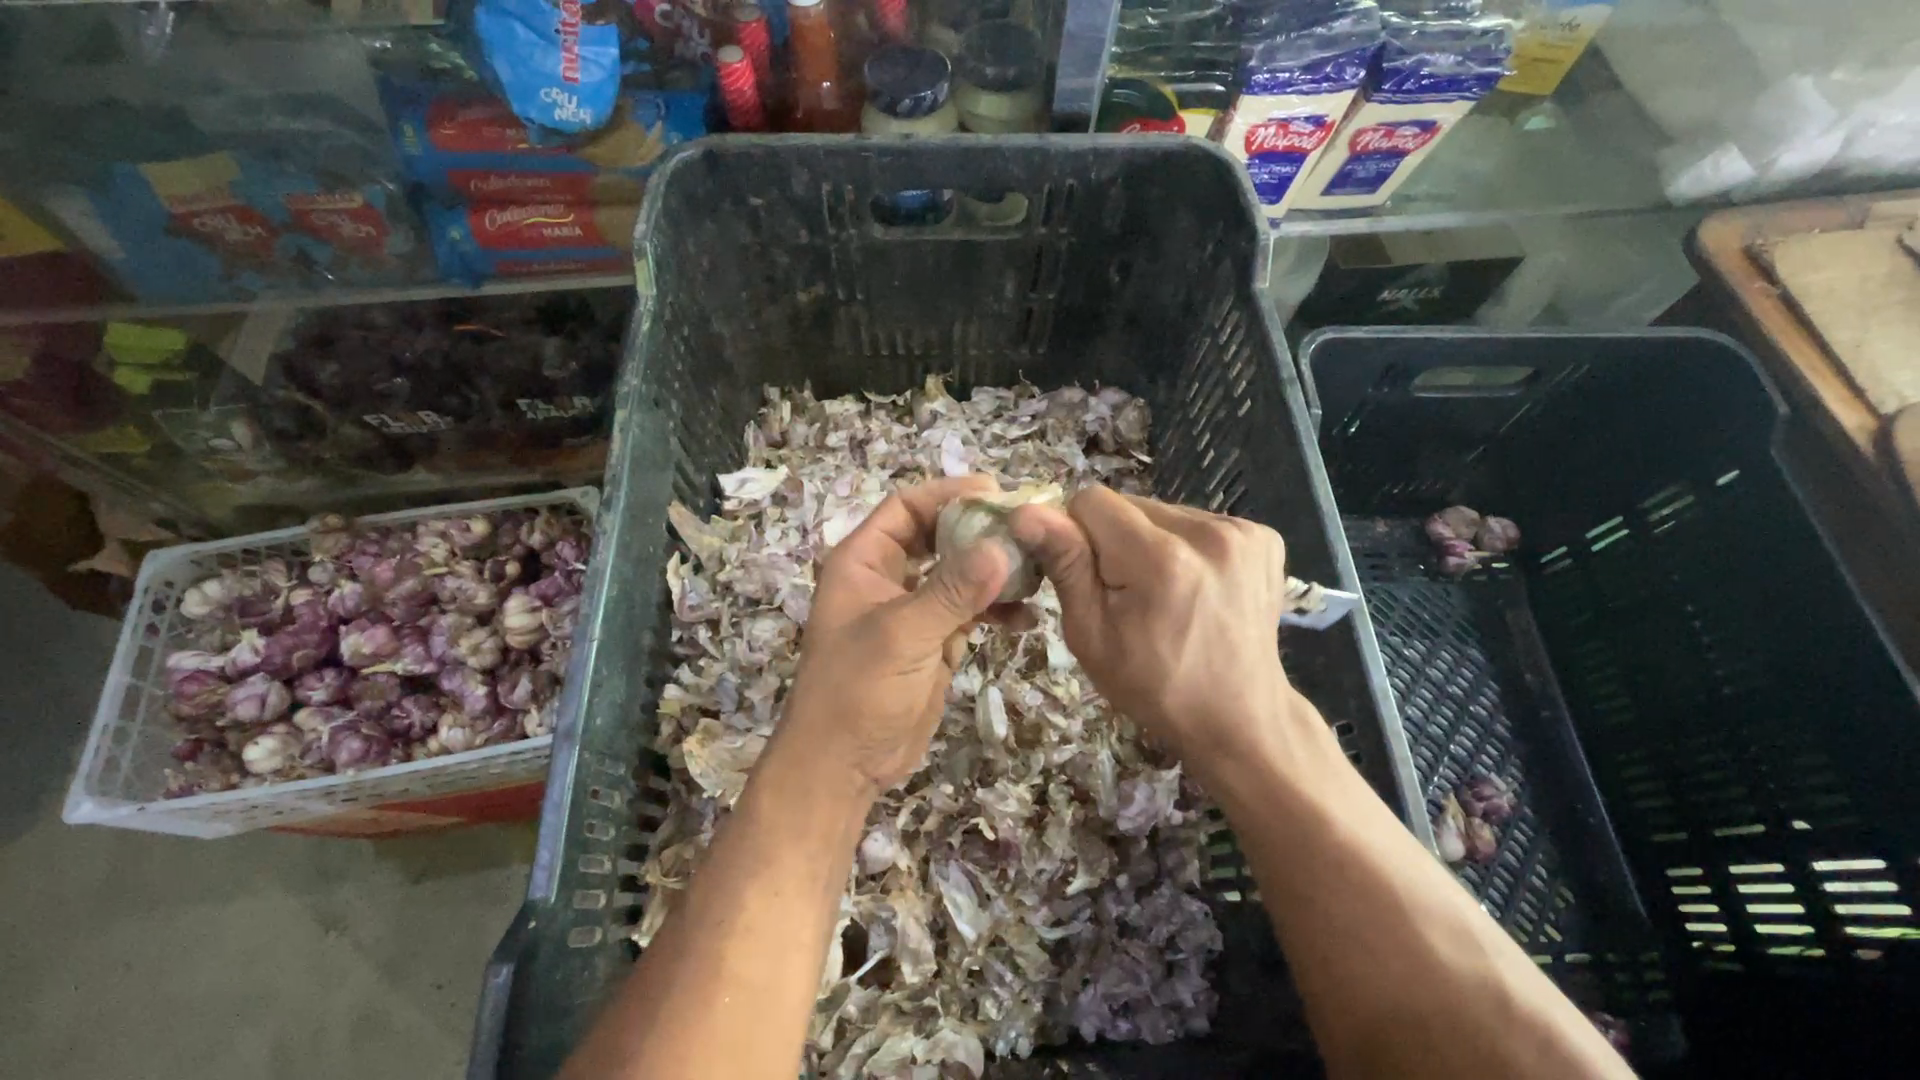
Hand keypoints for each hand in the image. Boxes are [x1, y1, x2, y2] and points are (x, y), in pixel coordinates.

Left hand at [781, 476, 1021, 795]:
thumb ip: (952, 590)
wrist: (843, 765)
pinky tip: (1026, 617)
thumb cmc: (856, 691)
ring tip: (1036, 571)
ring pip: (957, 575)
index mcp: (862, 562)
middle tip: (1027, 528)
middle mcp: (886, 579)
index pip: (906, 508)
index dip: (948, 495)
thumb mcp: (903, 635)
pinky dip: (995, 611)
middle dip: (978, 531)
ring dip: (993, 572)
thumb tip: (1001, 549)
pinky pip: (968, 613)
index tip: (997, 493)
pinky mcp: (933, 644)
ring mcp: (911, 612)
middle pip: (936, 537)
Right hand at [1009, 487, 1293, 760]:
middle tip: (1128, 594)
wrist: (1239, 717)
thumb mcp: (1091, 636)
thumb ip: (1064, 565)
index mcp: (1160, 559)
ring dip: (1153, 542)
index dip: (1078, 535)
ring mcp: (1244, 533)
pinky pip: (1199, 522)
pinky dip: (1187, 548)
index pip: (1092, 500)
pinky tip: (1196, 588)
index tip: (1090, 578)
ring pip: (1164, 512)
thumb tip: (1025, 512)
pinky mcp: (1264, 538)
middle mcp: (1208, 533)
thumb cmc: (1154, 686)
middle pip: (1130, 504)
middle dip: (1117, 540)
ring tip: (1166, 594)